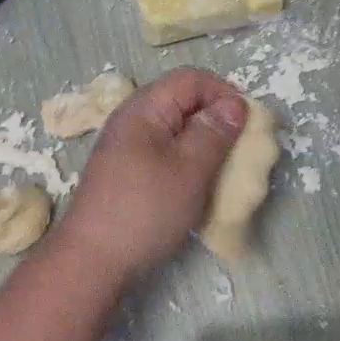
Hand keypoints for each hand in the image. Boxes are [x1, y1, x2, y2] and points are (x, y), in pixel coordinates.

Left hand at [50, 68, 247, 280]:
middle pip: (182, 103)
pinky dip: (185, 165)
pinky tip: (195, 190)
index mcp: (143, 109)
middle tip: (240, 150)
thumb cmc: (144, 211)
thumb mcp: (189, 170)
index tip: (247, 124)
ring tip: (222, 172)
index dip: (224, 93)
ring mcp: (125, 150)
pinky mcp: (125, 176)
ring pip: (174, 132)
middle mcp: (130, 122)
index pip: (191, 79)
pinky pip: (163, 156)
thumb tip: (234, 104)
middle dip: (216, 120)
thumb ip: (214, 133)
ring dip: (202, 146)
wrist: (92, 261)